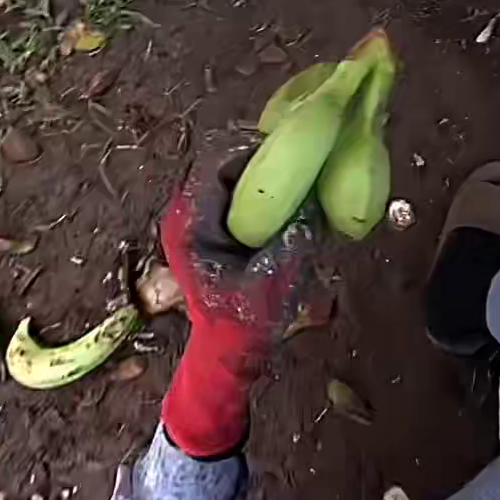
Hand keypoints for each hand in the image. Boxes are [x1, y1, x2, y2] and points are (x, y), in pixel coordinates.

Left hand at [158, 150, 317, 458]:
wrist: (226, 349)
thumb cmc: (244, 322)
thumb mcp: (275, 282)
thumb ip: (293, 240)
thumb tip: (314, 198)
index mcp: (191, 222)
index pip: (217, 160)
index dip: (255, 150)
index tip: (291, 153)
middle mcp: (184, 210)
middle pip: (221, 158)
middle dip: (260, 157)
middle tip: (298, 161)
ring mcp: (193, 213)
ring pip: (228, 169)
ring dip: (259, 170)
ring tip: (294, 175)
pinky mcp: (206, 219)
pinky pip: (232, 185)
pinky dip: (256, 184)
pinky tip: (283, 194)